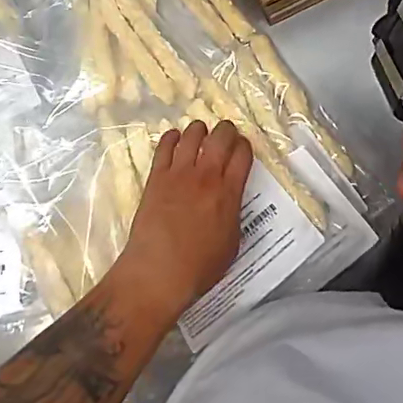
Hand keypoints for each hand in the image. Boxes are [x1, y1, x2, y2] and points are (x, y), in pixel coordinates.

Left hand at [110, 120, 252, 321]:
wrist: (158, 272)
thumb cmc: (199, 267)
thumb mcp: (231, 243)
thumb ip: (233, 215)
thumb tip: (230, 201)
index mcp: (229, 192)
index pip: (243, 154)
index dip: (245, 146)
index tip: (242, 149)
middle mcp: (206, 176)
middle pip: (221, 136)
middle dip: (227, 130)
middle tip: (226, 134)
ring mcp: (179, 173)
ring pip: (193, 134)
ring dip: (200, 130)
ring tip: (201, 134)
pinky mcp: (157, 176)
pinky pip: (165, 146)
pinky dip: (172, 137)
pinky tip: (175, 138)